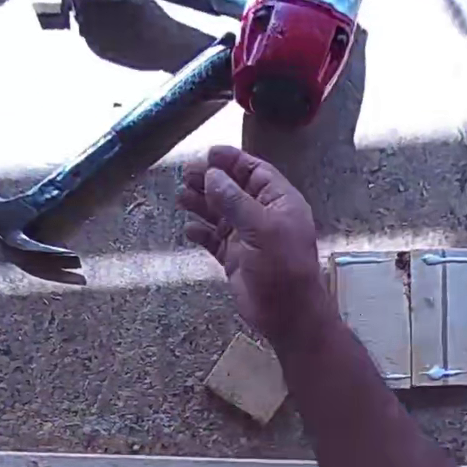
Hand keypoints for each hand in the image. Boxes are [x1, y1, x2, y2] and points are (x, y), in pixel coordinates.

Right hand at [177, 145, 329, 340]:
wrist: (286, 312)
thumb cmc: (281, 267)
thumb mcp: (261, 227)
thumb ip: (234, 200)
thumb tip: (212, 175)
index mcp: (278, 202)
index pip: (254, 172)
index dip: (232, 161)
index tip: (207, 154)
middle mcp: (262, 216)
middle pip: (233, 190)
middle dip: (211, 181)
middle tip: (186, 174)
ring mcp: (247, 238)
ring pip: (220, 214)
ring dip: (201, 204)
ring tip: (180, 197)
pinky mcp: (233, 259)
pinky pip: (214, 241)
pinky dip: (201, 234)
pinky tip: (189, 229)